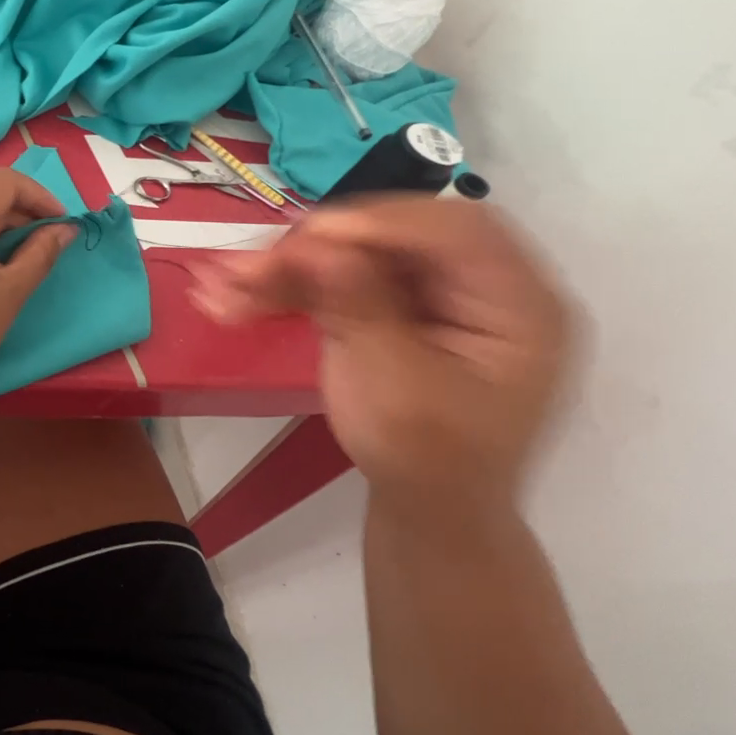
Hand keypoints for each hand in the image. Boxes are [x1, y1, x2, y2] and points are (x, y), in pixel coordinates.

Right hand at [191, 197, 573, 513]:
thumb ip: (362, 308)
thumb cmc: (427, 459)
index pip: (454, 232)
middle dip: (314, 247)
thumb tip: (320, 243)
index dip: (378, 224)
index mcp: (516, 303)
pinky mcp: (390, 307)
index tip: (307, 241)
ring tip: (219, 288)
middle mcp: (477, 286)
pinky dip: (287, 290)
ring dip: (284, 270)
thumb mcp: (396, 387)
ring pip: (354, 255)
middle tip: (248, 268)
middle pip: (392, 235)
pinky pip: (337, 281)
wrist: (428, 511)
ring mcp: (431, 296)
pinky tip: (234, 299)